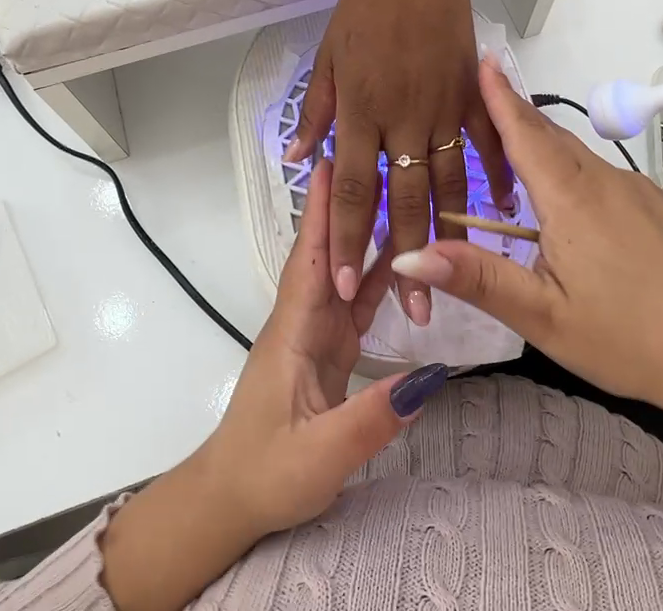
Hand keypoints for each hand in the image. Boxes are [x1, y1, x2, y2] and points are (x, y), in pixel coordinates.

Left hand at [195, 160, 448, 535]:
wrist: (232, 500)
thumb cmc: (266, 474)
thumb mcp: (320, 455)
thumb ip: (371, 418)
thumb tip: (430, 376)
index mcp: (294, 334)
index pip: (310, 261)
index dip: (322, 212)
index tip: (335, 163)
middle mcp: (302, 323)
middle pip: (328, 254)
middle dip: (348, 207)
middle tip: (381, 162)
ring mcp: (315, 337)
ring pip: (344, 275)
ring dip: (366, 237)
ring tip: (399, 197)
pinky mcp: (327, 353)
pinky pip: (355, 305)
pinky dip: (375, 280)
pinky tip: (401, 263)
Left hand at [284, 0, 512, 326]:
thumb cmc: (364, 8)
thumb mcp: (326, 58)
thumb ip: (316, 114)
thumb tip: (295, 162)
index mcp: (361, 111)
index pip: (352, 189)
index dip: (348, 240)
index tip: (344, 287)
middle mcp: (404, 119)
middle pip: (404, 201)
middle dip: (405, 258)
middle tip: (413, 313)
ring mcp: (445, 109)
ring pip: (450, 183)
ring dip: (452, 235)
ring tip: (455, 281)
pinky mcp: (475, 96)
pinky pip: (490, 146)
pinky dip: (500, 179)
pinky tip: (507, 214)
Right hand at [389, 57, 662, 412]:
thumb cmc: (628, 338)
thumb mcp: (542, 317)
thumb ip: (477, 279)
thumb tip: (407, 254)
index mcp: (571, 199)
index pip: (524, 134)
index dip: (499, 97)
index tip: (482, 58)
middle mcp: (606, 182)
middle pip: (552, 139)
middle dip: (517, 117)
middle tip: (487, 98)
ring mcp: (640, 193)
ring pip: (581, 161)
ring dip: (546, 152)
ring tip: (519, 161)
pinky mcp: (662, 210)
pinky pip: (607, 181)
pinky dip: (578, 178)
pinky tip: (577, 212)